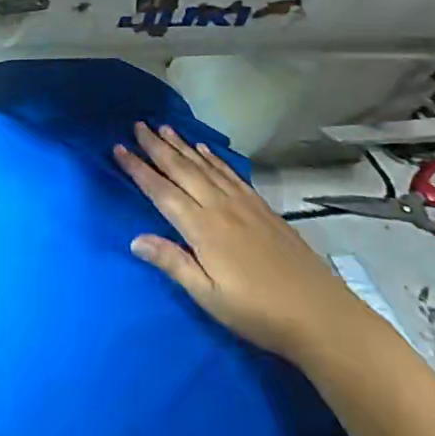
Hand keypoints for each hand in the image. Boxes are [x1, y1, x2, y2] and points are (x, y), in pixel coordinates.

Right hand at [114, 123, 377, 363]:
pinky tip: (204, 149)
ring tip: (164, 128)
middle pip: (182, 170)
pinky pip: (229, 173)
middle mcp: (220, 206)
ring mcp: (243, 203)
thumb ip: (173, 262)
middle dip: (157, 147)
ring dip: (182, 146)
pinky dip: (213, 158)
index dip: (139, 169)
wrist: (315, 309)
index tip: (119, 149)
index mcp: (203, 228)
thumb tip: (135, 238)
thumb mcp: (208, 296)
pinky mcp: (260, 206)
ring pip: (205, 166)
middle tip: (138, 125)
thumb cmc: (256, 310)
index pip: (162, 192)